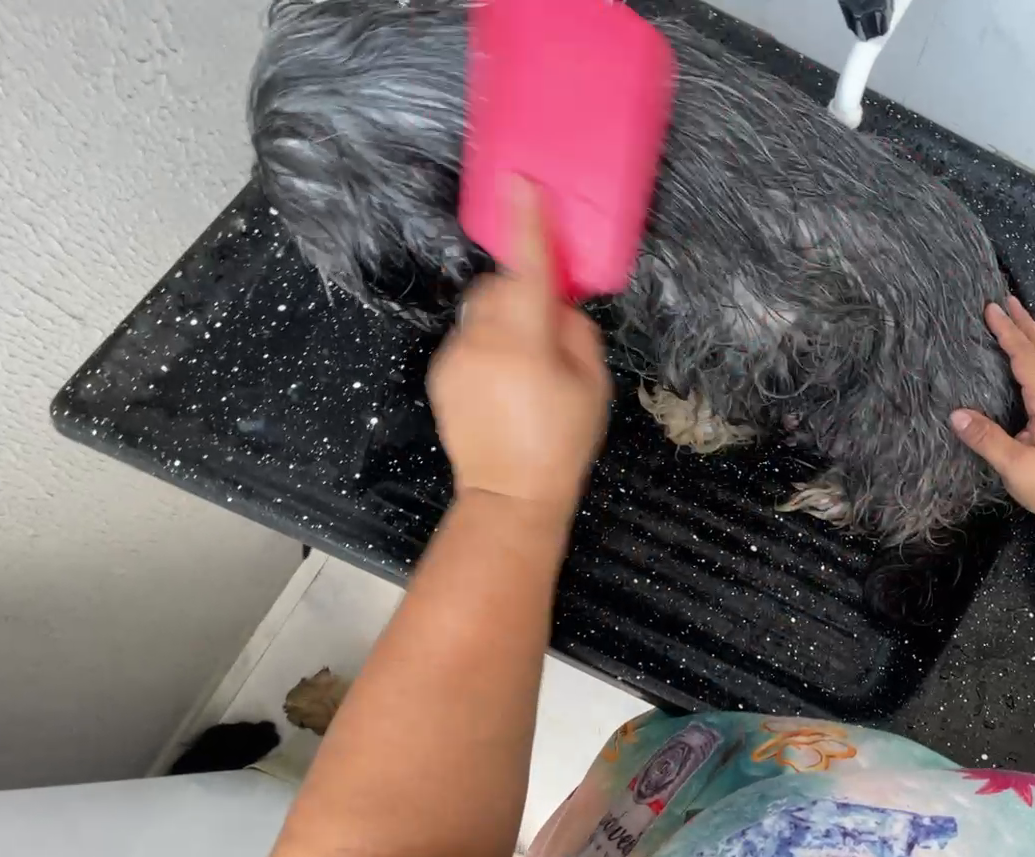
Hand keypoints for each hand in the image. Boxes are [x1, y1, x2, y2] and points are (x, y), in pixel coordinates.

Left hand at [427, 176, 611, 510]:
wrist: (510, 495)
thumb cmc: (562, 444)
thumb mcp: (593, 389)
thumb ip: (578, 334)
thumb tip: (559, 306)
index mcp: (526, 343)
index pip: (529, 270)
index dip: (528, 224)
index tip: (522, 183)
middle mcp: (482, 341)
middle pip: (498, 286)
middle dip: (521, 291)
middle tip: (547, 325)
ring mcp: (456, 357)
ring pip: (481, 313)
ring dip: (505, 319)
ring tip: (527, 365)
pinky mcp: (441, 374)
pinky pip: (469, 340)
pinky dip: (490, 345)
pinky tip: (506, 385)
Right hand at [950, 297, 1034, 533]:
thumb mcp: (1013, 465)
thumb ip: (986, 438)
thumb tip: (954, 414)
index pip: (1026, 359)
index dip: (1008, 333)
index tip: (991, 310)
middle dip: (1024, 323)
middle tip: (1006, 299)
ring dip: (1032, 336)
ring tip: (1017, 317)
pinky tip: (1028, 356)